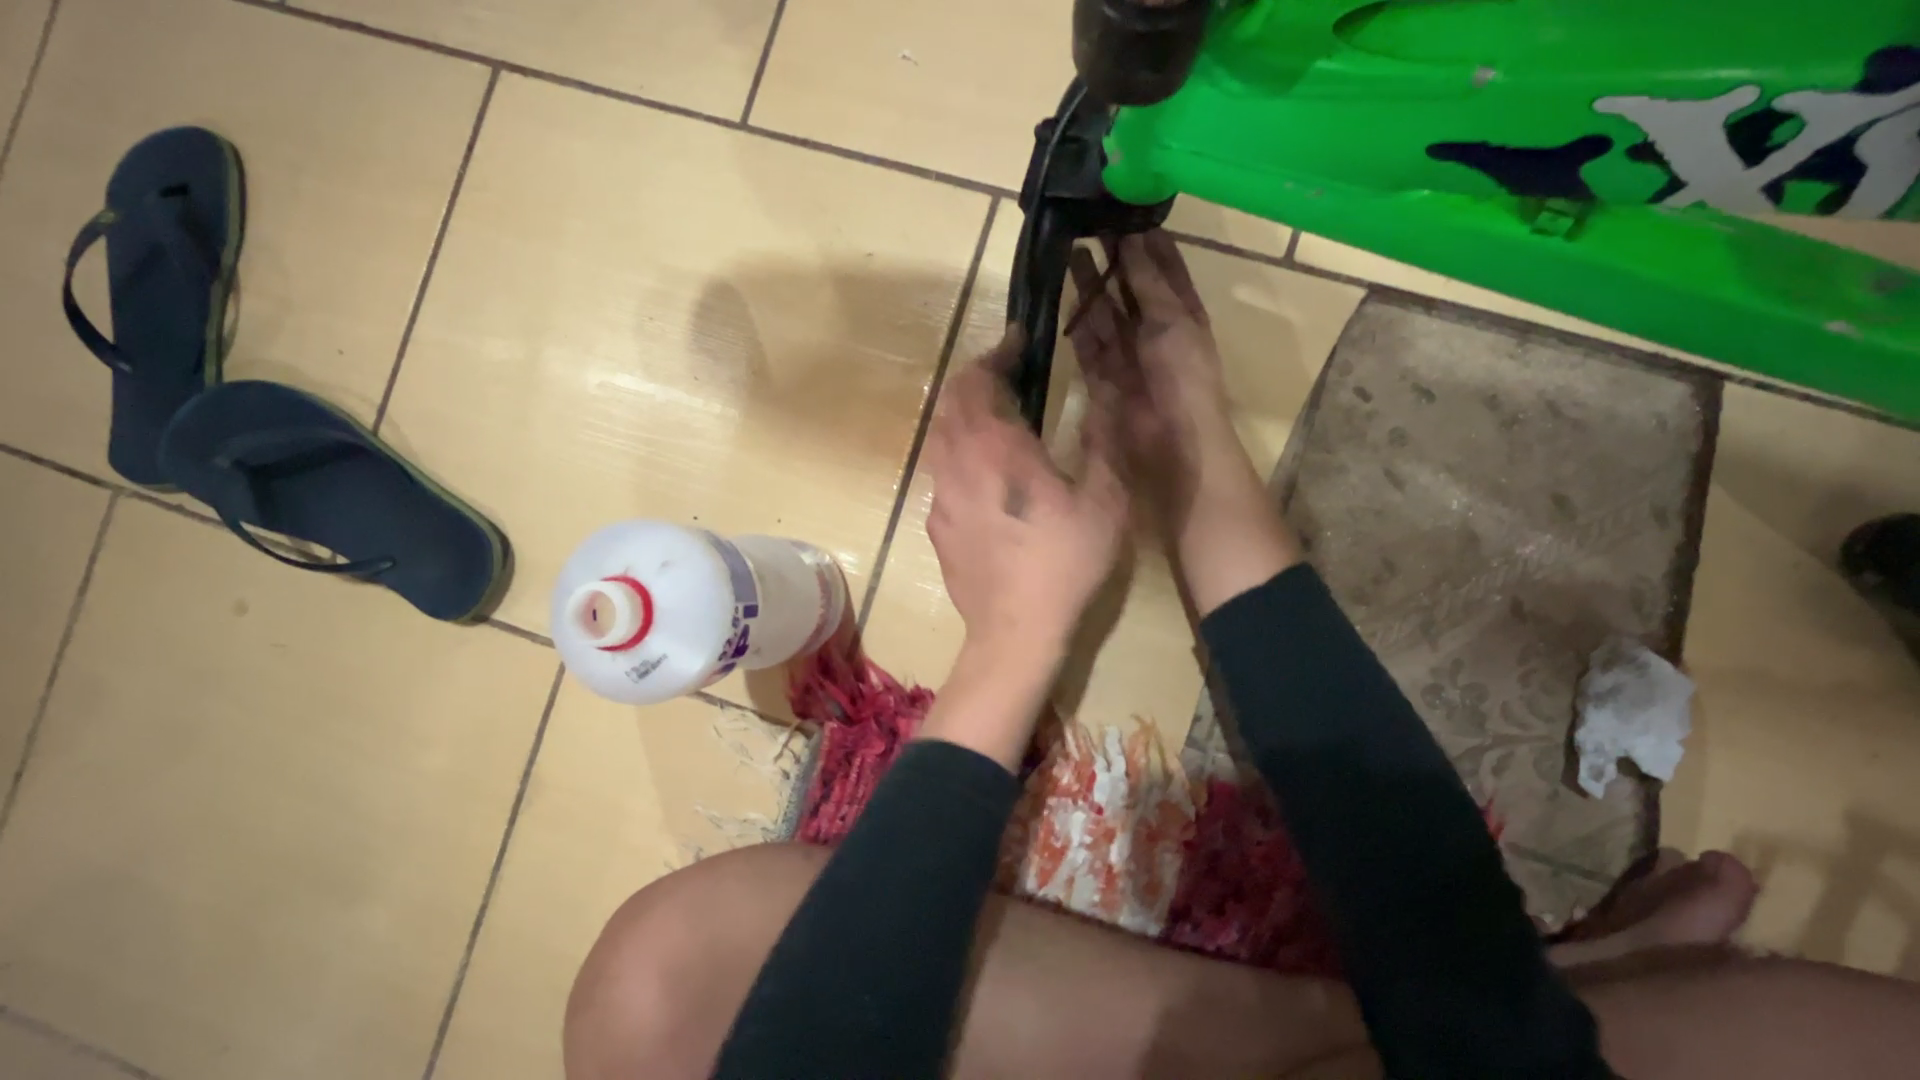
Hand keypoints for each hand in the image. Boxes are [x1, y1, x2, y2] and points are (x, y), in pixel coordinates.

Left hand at [924, 329, 1130, 657]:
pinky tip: (986, 477)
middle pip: (950, 402)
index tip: (1017, 342)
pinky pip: (942, 474)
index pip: (978, 379)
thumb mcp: (1104, 500)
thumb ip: (1103, 441)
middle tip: (1006, 375)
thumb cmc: (1065, 562)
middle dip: (974, 380)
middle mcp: (957, 463)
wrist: (1015, 630)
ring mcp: (940, 497)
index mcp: (996, 447)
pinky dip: (959, 456)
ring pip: (939, 438)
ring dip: (962, 417)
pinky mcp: (938, 526)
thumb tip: (1104, 397)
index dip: (995, 354)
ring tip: (994, 420)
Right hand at [1067, 230, 1235, 519]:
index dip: (1149, 241)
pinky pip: (1088, 345)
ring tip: (1070, 246)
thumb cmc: (1184, 381)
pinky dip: (1077, 322)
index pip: (1167, 270)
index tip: (1126, 207)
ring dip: (1091, 284)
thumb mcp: (1174, 322)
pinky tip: (1064, 294)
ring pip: (1106, 315)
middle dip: (1115, 259)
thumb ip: (1150, 282)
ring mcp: (1129, 359)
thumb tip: (1133, 235)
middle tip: (1089, 222)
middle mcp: (1157, 335)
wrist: (1171, 451)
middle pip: (1133, 290)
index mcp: (1186, 318)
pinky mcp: (1102, 381)